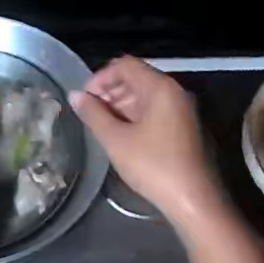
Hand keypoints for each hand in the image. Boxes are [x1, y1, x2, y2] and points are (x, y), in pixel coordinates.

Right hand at [71, 56, 216, 218]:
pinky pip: (151, 110)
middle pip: (135, 77)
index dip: (99, 78)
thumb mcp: (115, 140)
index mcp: (160, 88)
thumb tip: (75, 95)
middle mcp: (173, 92)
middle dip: (107, 91)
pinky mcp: (179, 126)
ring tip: (98, 126)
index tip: (82, 100)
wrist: (189, 197)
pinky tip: (117, 135)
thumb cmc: (151, 165)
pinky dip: (131, 116)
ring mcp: (178, 109)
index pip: (125, 65)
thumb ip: (93, 114)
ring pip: (142, 95)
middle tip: (87, 115)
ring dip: (117, 105)